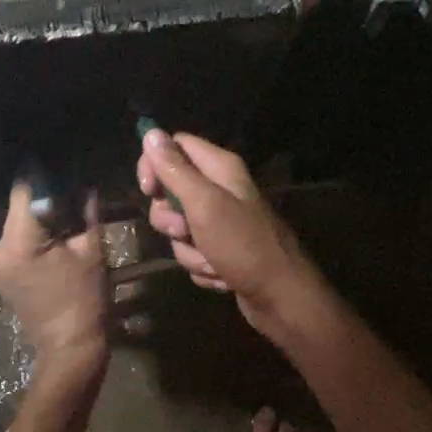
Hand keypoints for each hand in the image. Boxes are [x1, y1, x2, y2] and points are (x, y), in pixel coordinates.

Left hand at [0, 182, 110, 366]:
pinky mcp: (4, 274)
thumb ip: (86, 211)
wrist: (71, 354)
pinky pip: (18, 240)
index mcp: (18, 243)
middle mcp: (0, 249)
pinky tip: (56, 228)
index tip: (61, 161)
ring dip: (40, 211)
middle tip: (68, 180)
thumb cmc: (85, 302)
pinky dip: (35, 230)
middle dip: (44, 193)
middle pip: (19, 205)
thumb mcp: (91, 252)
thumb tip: (86, 182)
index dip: (43, 174)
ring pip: (18, 221)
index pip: (24, 191)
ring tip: (65, 203)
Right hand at [136, 128, 323, 341]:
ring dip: (188, 250)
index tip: (148, 191)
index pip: (175, 146)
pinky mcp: (222, 249)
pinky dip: (201, 265)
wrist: (283, 299)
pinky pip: (193, 251)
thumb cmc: (243, 245)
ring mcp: (222, 221)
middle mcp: (221, 189)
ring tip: (212, 262)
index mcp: (220, 168)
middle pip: (172, 190)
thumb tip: (151, 132)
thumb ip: (175, 169)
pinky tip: (221, 275)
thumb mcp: (204, 203)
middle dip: (170, 219)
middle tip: (183, 230)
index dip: (155, 164)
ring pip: (180, 227)